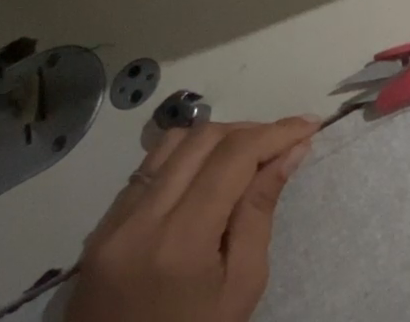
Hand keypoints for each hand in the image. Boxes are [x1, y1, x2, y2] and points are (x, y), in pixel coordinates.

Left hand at [66, 117, 320, 321]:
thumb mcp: (243, 283)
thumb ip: (260, 211)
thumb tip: (292, 151)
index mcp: (180, 241)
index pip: (234, 156)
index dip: (276, 132)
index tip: (310, 126)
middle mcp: (139, 221)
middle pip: (203, 139)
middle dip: (250, 131)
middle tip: (283, 144)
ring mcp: (112, 223)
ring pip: (171, 144)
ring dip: (217, 139)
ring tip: (247, 157)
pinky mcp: (100, 229)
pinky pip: (148, 171)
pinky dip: (185, 159)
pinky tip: (207, 178)